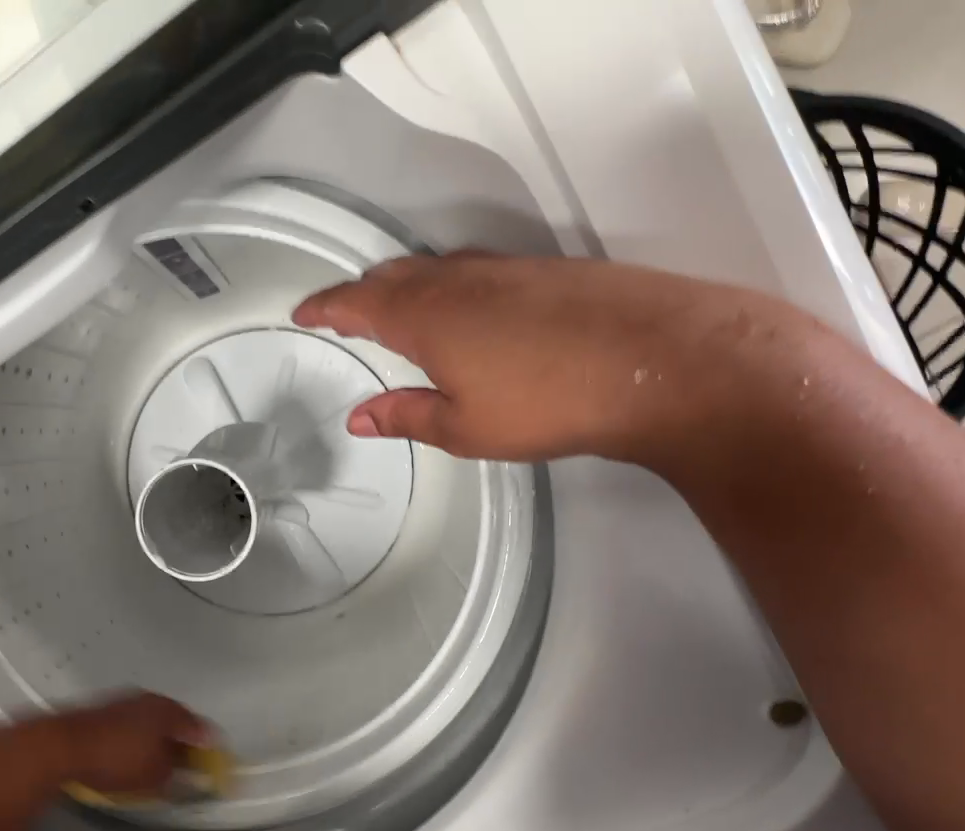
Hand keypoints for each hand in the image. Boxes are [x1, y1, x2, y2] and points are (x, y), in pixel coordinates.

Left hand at [33, 694, 211, 796]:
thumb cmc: (115, 759)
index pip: (200, 728)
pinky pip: (131, 726)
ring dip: (157, 741)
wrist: (63, 747)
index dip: (208, 750)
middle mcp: (149, 700)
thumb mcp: (156, 777)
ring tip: (156, 766)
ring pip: (151, 723)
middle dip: (181, 744)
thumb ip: (178, 775)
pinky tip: (130, 758)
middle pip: (175, 722)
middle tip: (186, 767)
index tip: (212, 766)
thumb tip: (186, 777)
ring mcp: (124, 702)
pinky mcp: (103, 712)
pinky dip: (137, 740)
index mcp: (169, 711)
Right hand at [293, 253, 827, 462]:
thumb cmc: (547, 403)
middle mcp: (458, 280)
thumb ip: (405, 417)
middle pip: (393, 275)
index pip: (357, 302)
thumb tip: (357, 417)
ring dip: (404, 285)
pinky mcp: (544, 270)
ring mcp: (504, 269)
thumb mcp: (464, 427)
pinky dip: (446, 284)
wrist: (661, 362)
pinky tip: (463, 308)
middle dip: (361, 293)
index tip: (303, 312)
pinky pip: (473, 270)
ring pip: (435, 269)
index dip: (326, 307)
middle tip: (343, 313)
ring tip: (394, 308)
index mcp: (425, 316)